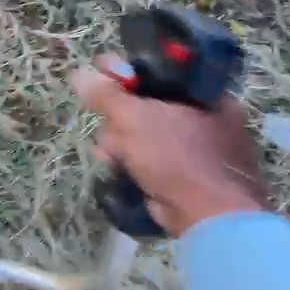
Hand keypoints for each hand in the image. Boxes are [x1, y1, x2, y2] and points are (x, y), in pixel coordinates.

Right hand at [73, 54, 269, 236]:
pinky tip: (120, 168)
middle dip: (117, 118)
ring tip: (115, 157)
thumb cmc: (177, 156)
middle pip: (141, 104)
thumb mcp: (135, 117)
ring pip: (137, 131)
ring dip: (117, 143)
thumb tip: (80, 73)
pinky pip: (145, 154)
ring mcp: (196, 148)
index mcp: (206, 98)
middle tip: (113, 129)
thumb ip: (105, 93)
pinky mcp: (184, 172)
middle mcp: (206, 119)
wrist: (209, 216)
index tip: (102, 80)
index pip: (157, 73)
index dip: (126, 74)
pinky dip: (129, 160)